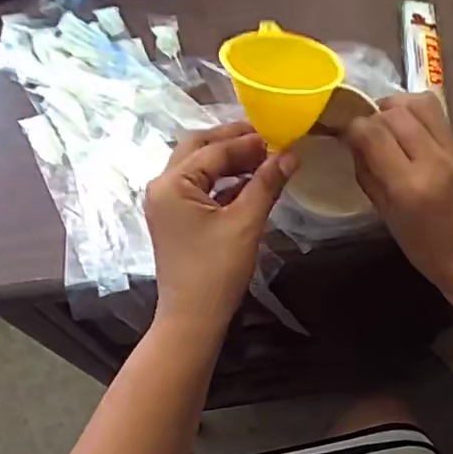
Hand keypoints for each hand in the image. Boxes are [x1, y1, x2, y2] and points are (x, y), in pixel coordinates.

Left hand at [144, 122, 295, 329]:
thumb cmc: (216, 271)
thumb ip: (266, 184)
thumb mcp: (245, 224)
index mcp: (172, 183)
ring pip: (199, 169)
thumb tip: (290, 155)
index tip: (280, 135)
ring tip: (265, 159)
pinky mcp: (176, 220)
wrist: (193, 318)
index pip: (214, 150)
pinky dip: (224, 183)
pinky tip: (252, 184)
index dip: (249, 141)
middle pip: (199, 149)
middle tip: (269, 138)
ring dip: (230, 162)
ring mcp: (167, 204)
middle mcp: (162, 187)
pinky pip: (200, 190)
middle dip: (234, 142)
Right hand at [345, 93, 452, 293]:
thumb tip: (353, 141)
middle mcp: (433, 161)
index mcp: (409, 186)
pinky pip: (436, 118)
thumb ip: (367, 174)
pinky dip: (415, 118)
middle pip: (395, 112)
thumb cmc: (421, 247)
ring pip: (419, 103)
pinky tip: (408, 135)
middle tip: (366, 131)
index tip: (345, 133)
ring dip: (396, 108)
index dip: (353, 126)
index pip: (373, 133)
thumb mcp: (384, 215)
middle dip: (374, 115)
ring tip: (387, 124)